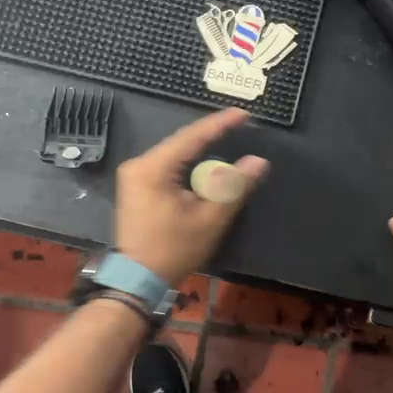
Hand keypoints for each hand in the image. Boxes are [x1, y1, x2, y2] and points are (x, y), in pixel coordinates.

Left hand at [115, 108, 269, 285]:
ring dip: (201, 152)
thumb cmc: (174, 249)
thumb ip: (234, 187)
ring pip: (175, 155)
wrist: (139, 279)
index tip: (243, 113)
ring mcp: (134, 176)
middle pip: (182, 143)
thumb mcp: (210, 219)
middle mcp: (139, 165)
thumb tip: (258, 162)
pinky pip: (168, 166)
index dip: (220, 124)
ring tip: (227, 138)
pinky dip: (189, 165)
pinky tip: (206, 162)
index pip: (192, 137)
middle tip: (239, 125)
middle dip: (211, 135)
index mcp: (153, 168)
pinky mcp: (137, 187)